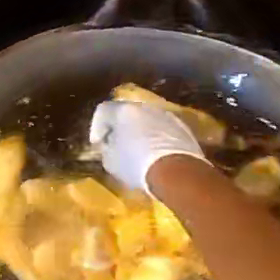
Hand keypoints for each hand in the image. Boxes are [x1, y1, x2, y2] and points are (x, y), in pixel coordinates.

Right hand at [87, 100, 204, 192]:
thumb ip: (106, 149)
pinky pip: (163, 131)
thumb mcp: (111, 162)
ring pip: (147, 121)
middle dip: (121, 128)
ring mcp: (166, 116)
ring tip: (140, 152)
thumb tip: (108, 145)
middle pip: (127, 113)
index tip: (97, 143)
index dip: (97, 127)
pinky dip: (157, 139)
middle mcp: (144, 107)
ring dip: (141, 133)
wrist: (176, 172)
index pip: (103, 110)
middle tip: (118, 145)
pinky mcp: (183, 128)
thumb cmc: (136, 165)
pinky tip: (157, 155)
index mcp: (123, 111)